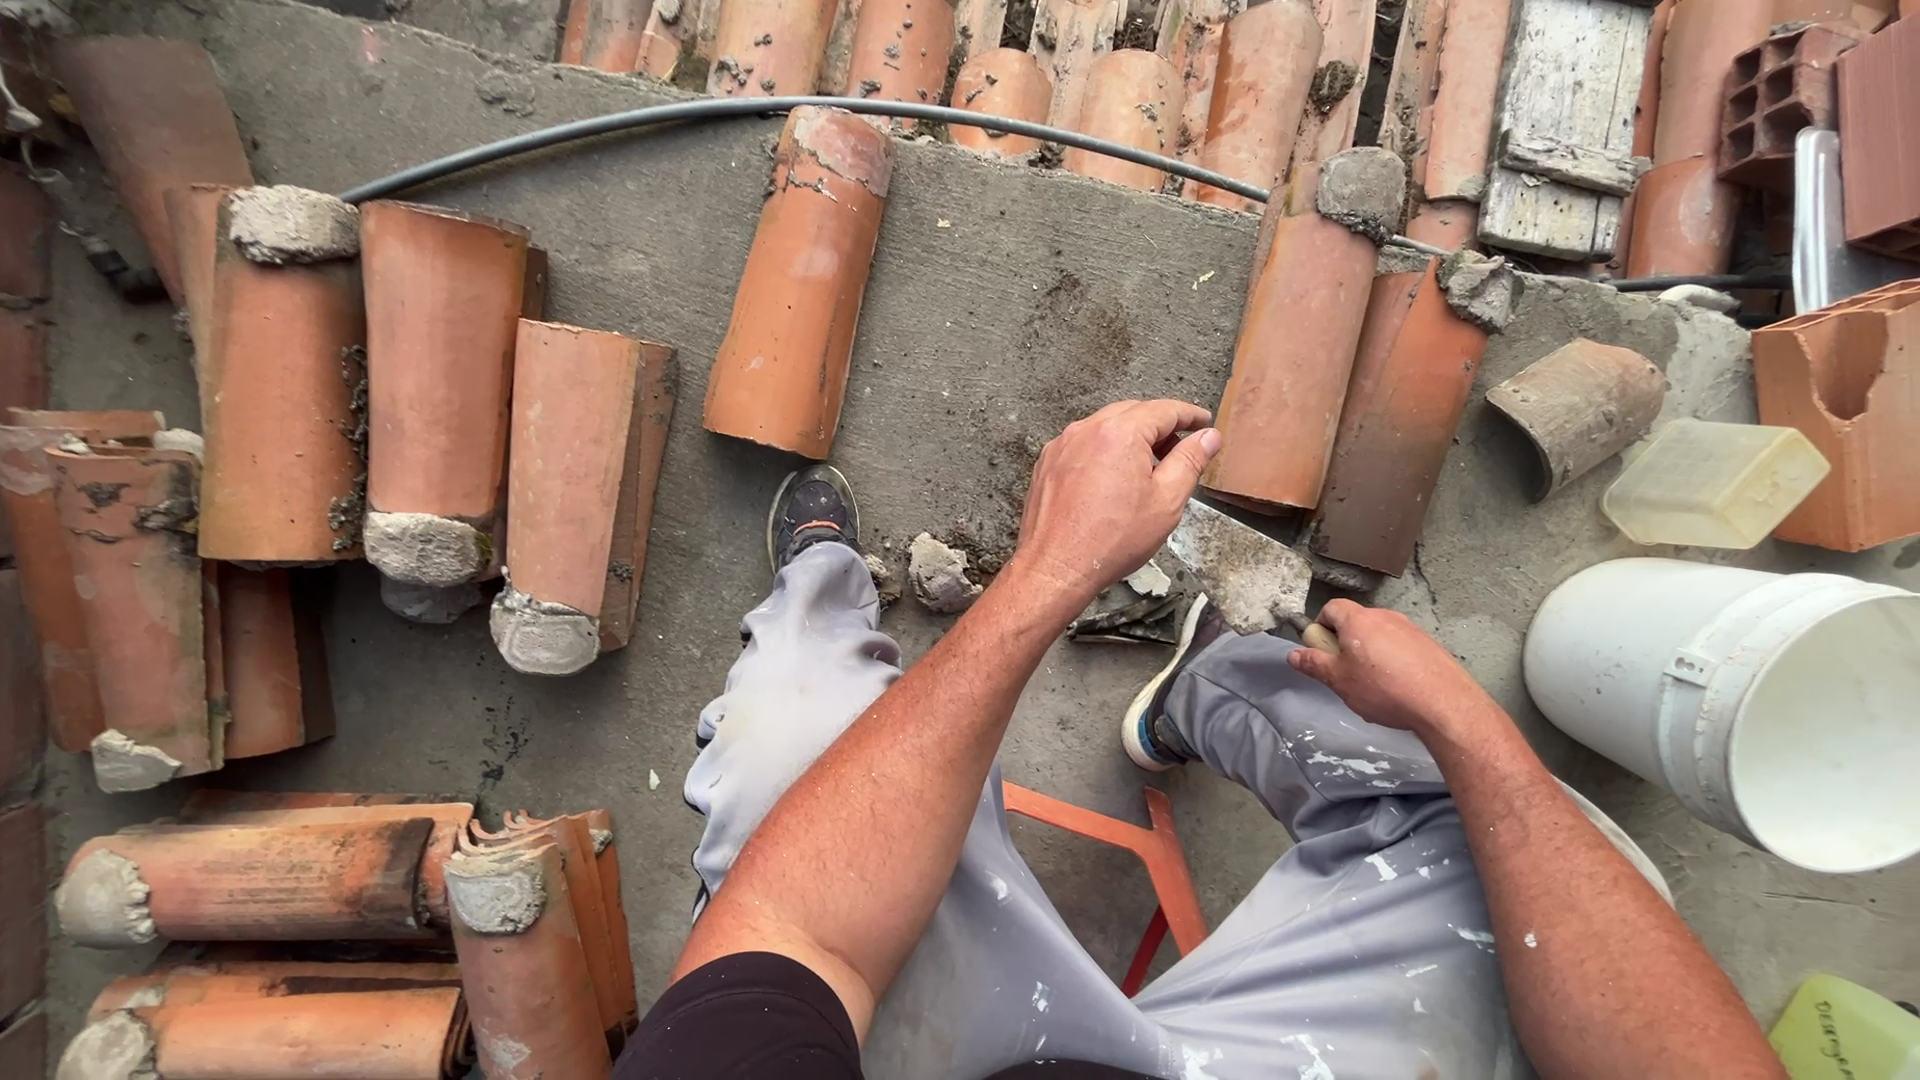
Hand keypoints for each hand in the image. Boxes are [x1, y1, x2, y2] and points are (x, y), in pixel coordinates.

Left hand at [1006, 400, 1220, 613]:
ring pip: (1105, 427)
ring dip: (1131, 437)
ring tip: (1149, 467)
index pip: (1164, 410)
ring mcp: (1062, 446)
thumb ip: (1190, 461)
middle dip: (1160, 425)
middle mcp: (1086, 431)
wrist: (1056, 567)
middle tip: (1180, 447)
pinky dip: (1104, 450)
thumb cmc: (1109, 541)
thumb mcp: (1166, 501)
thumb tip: (1207, 438)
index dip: (1189, 415)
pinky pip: (1083, 445)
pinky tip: (1114, 477)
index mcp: (1119, 434)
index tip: (1202, 422)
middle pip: (1132, 413)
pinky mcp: (1048, 463)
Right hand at [1285, 599, 1500, 734]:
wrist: (1445, 705)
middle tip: (1346, 671)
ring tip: (1375, 684)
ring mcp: (1411, 629)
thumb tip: (1292, 654)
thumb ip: (1312, 663)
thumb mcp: (1338, 680)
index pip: (1331, 607)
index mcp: (1358, 620)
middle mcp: (1385, 617)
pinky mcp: (1431, 645)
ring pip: (1380, 635)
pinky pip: (1402, 647)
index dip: (1321, 626)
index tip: (1323, 650)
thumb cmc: (1383, 689)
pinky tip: (1399, 687)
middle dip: (1346, 642)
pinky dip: (1394, 661)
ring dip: (1371, 652)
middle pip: (1356, 621)